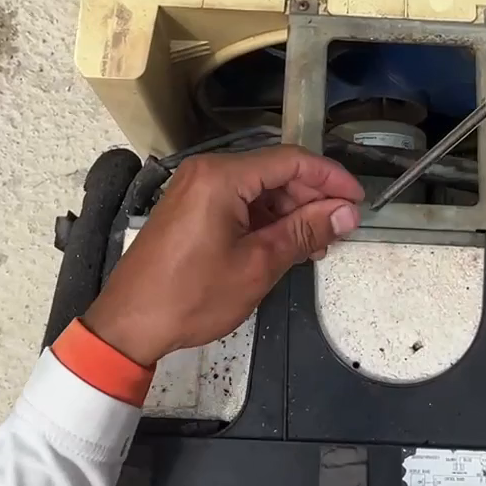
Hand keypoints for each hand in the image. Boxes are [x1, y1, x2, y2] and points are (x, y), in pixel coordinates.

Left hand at [83, 146, 363, 366]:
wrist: (128, 324)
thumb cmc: (192, 296)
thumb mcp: (257, 265)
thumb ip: (305, 232)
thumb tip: (347, 213)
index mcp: (222, 177)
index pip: (291, 161)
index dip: (330, 178)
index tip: (357, 200)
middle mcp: (208, 172)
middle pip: (275, 172)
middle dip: (311, 198)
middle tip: (339, 229)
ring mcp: (196, 188)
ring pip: (259, 189)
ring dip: (290, 212)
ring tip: (316, 244)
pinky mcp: (191, 208)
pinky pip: (239, 203)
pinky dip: (265, 220)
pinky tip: (286, 244)